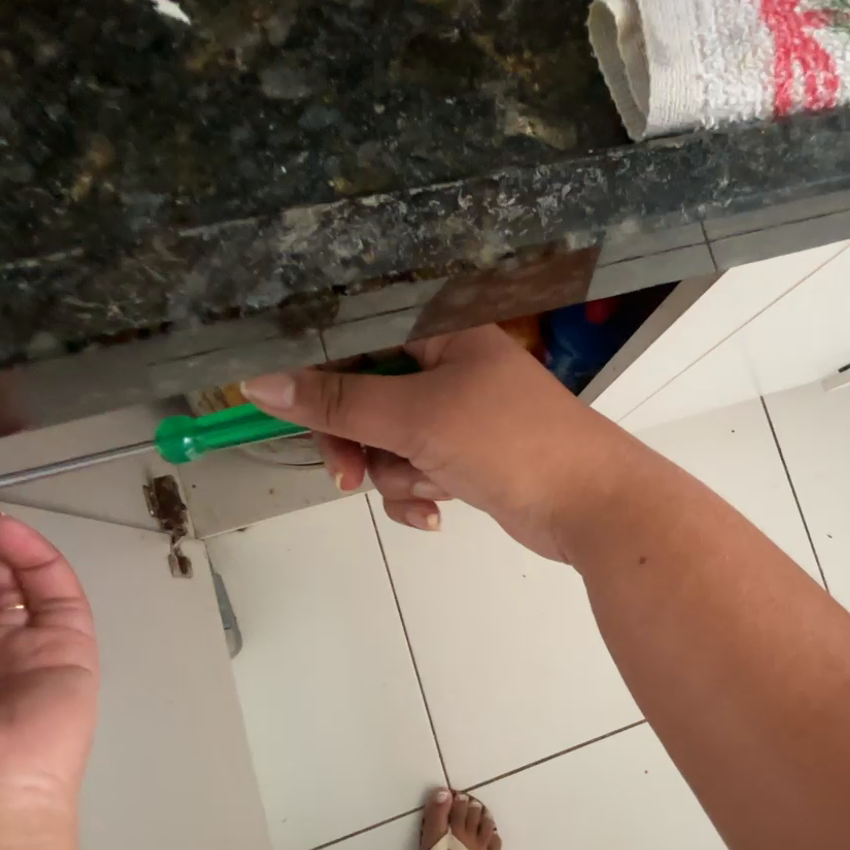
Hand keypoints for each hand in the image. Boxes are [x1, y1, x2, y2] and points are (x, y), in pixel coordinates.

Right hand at [240, 324, 639, 559]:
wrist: (592, 505)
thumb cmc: (509, 441)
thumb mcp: (418, 417)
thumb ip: (338, 402)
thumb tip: (257, 381)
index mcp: (441, 334)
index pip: (355, 342)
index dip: (318, 378)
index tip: (292, 414)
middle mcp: (448, 368)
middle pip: (364, 399)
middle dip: (358, 443)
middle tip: (348, 474)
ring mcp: (459, 417)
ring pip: (388, 444)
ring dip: (396, 474)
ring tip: (430, 489)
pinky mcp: (467, 460)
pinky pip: (416, 474)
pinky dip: (419, 496)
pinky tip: (439, 514)